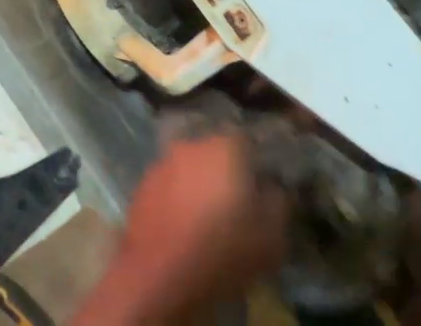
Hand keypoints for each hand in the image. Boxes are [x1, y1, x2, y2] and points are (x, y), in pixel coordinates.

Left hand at [73, 132, 288, 325]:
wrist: (160, 277)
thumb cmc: (223, 249)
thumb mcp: (272, 234)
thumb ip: (279, 201)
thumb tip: (272, 187)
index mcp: (226, 146)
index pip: (250, 142)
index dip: (258, 165)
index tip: (262, 187)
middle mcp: (191, 145)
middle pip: (216, 152)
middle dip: (226, 172)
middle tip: (235, 202)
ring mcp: (162, 163)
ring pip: (189, 168)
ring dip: (198, 184)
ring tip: (206, 215)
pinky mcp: (141, 187)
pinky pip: (168, 186)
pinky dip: (177, 198)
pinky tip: (183, 224)